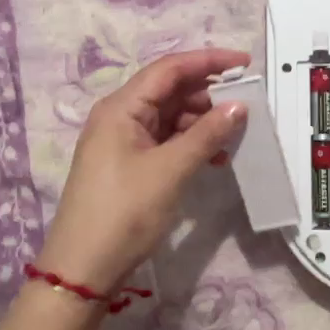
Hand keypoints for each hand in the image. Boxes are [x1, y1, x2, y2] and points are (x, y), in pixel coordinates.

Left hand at [37, 48, 250, 294]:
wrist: (83, 269)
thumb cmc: (124, 212)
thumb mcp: (170, 171)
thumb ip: (206, 134)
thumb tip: (239, 105)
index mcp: (121, 107)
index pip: (169, 68)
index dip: (208, 61)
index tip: (245, 63)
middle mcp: (119, 116)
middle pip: (169, 90)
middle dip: (208, 95)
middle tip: (246, 107)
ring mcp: (122, 142)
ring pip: (170, 117)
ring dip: (202, 122)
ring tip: (234, 137)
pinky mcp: (128, 165)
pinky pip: (165, 141)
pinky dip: (190, 144)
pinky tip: (214, 158)